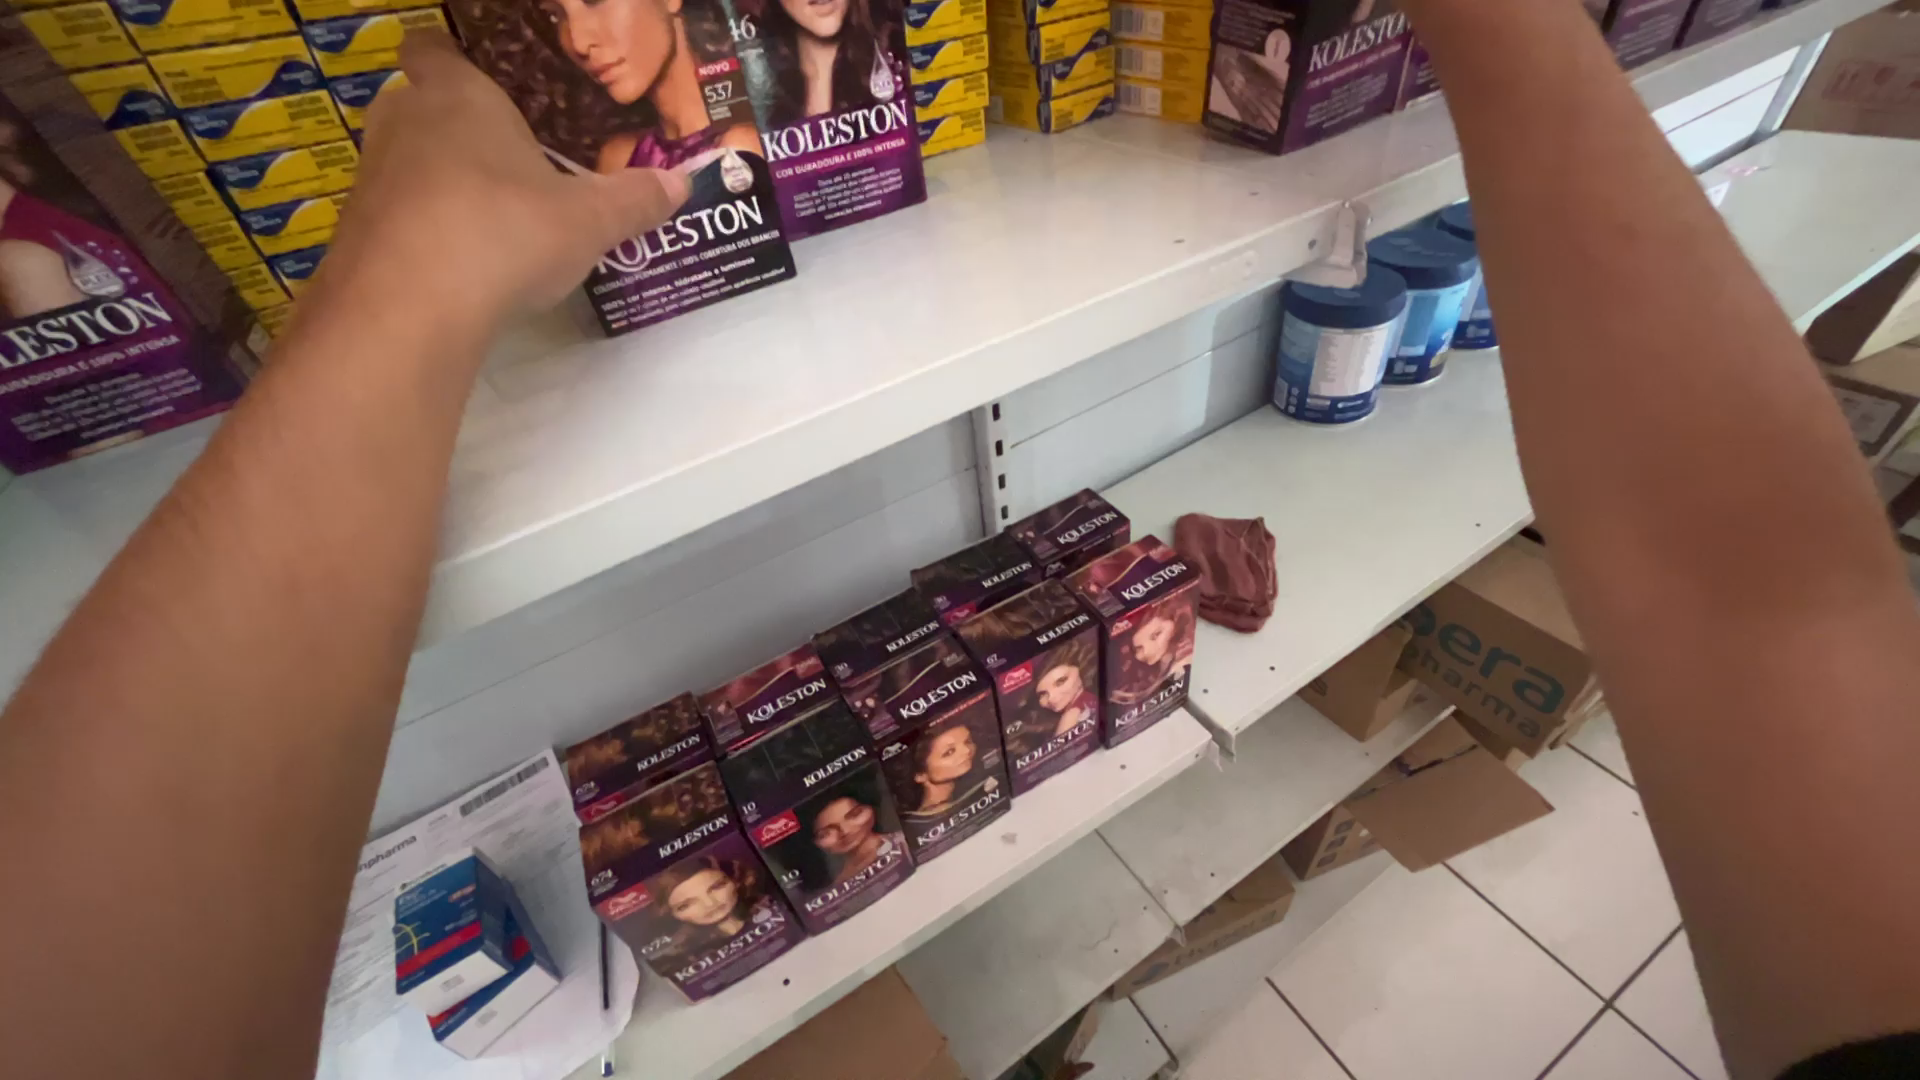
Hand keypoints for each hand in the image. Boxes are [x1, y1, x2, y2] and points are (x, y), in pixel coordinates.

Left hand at [316, 32, 689, 329]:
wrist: (413, 301)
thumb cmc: (507, 231)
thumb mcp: (591, 221)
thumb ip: (635, 199)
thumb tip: (681, 182)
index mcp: (461, 97)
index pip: (436, 49)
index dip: (459, 63)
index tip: (494, 90)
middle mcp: (407, 119)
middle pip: (425, 105)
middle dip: (464, 129)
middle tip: (514, 163)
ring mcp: (376, 173)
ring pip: (413, 161)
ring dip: (447, 182)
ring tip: (499, 219)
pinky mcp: (363, 227)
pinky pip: (403, 212)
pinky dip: (431, 227)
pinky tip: (468, 262)